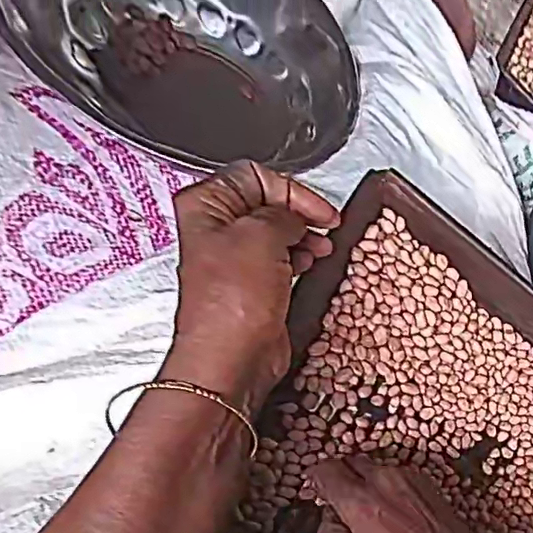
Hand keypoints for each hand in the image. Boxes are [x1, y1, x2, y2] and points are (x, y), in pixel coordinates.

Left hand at [162, 160, 338, 413]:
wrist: (234, 355)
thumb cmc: (233, 302)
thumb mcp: (261, 237)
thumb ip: (282, 215)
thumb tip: (298, 216)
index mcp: (206, 205)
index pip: (254, 177)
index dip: (292, 191)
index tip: (320, 211)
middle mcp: (218, 230)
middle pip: (267, 204)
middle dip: (300, 213)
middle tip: (325, 226)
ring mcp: (238, 261)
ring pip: (278, 234)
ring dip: (304, 237)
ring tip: (323, 247)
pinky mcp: (257, 287)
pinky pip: (283, 261)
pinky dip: (301, 259)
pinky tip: (313, 264)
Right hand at [306, 456, 483, 532]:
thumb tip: (329, 517)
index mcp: (359, 501)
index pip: (324, 469)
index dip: (317, 480)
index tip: (318, 490)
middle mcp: (383, 480)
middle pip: (349, 462)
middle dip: (342, 479)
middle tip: (344, 502)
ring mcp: (406, 476)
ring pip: (374, 468)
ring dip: (368, 483)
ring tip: (376, 512)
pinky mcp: (424, 479)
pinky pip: (396, 475)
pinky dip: (390, 487)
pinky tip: (397, 511)